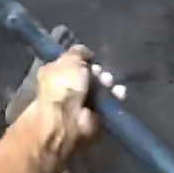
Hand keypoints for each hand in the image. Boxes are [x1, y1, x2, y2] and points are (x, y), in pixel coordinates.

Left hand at [30, 44, 119, 160]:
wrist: (66, 120)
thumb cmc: (63, 85)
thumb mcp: (69, 59)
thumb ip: (78, 52)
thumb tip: (87, 53)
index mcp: (54, 74)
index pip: (72, 64)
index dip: (84, 60)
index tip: (92, 58)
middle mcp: (67, 90)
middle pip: (89, 77)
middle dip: (98, 72)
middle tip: (100, 73)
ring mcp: (81, 105)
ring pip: (101, 90)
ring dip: (108, 84)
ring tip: (109, 83)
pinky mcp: (95, 119)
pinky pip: (109, 105)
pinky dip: (115, 98)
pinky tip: (119, 93)